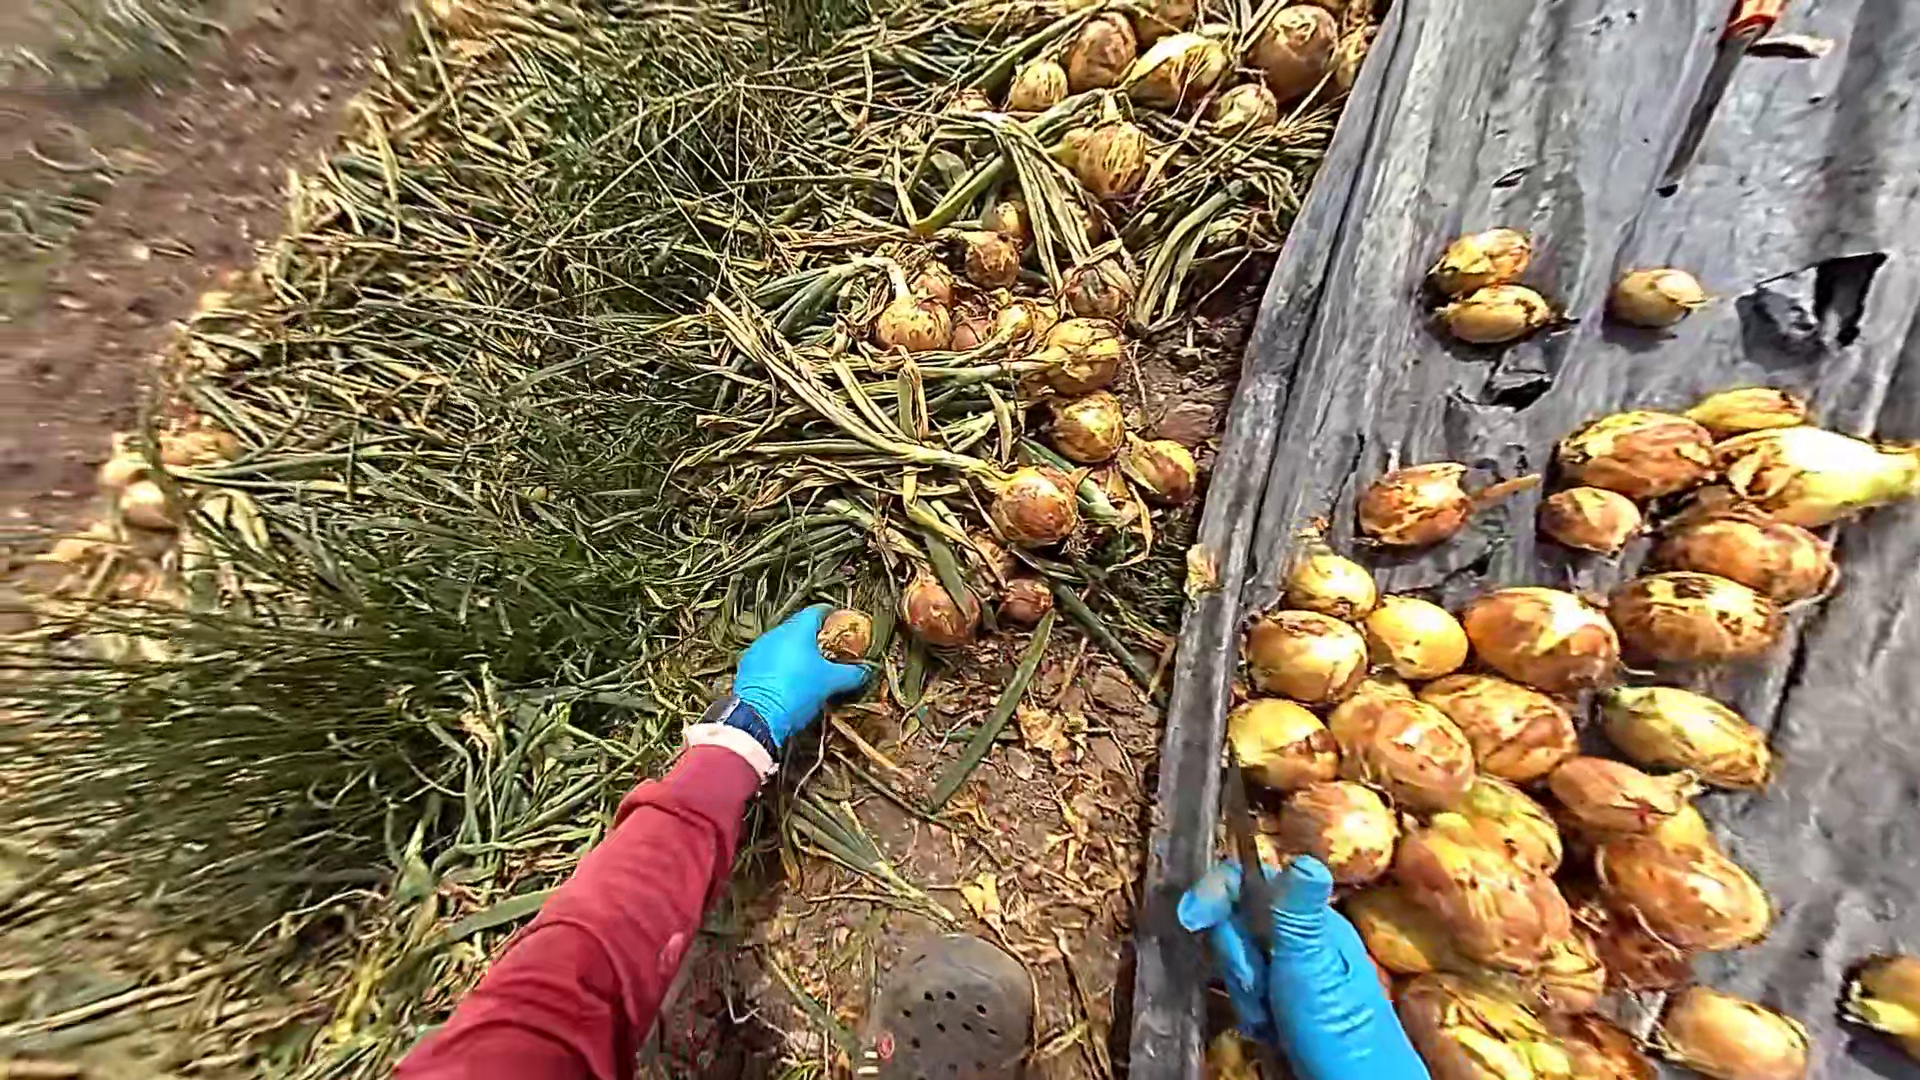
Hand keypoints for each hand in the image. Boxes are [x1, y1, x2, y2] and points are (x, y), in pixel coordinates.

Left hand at [734, 605, 870, 745]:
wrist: (756, 719)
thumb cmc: (797, 691)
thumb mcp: (831, 683)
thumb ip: (852, 674)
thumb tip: (866, 671)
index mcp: (797, 630)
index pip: (818, 610)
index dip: (832, 615)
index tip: (842, 624)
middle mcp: (775, 633)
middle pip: (800, 626)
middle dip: (816, 637)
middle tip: (830, 650)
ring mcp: (758, 649)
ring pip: (783, 643)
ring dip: (797, 652)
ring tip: (810, 669)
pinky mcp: (746, 667)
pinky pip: (769, 659)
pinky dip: (781, 665)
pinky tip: (789, 681)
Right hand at [1178, 856, 1429, 1079]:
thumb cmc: (1339, 1031)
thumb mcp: (1314, 965)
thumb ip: (1298, 910)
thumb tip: (1306, 857)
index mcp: (1307, 916)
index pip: (1244, 879)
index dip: (1213, 892)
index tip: (1190, 919)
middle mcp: (1294, 934)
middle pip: (1232, 916)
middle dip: (1233, 953)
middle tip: (1256, 989)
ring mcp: (1284, 969)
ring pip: (1231, 953)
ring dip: (1238, 985)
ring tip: (1266, 1018)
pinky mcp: (1275, 1000)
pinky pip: (1237, 985)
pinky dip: (1242, 1006)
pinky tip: (1263, 1028)